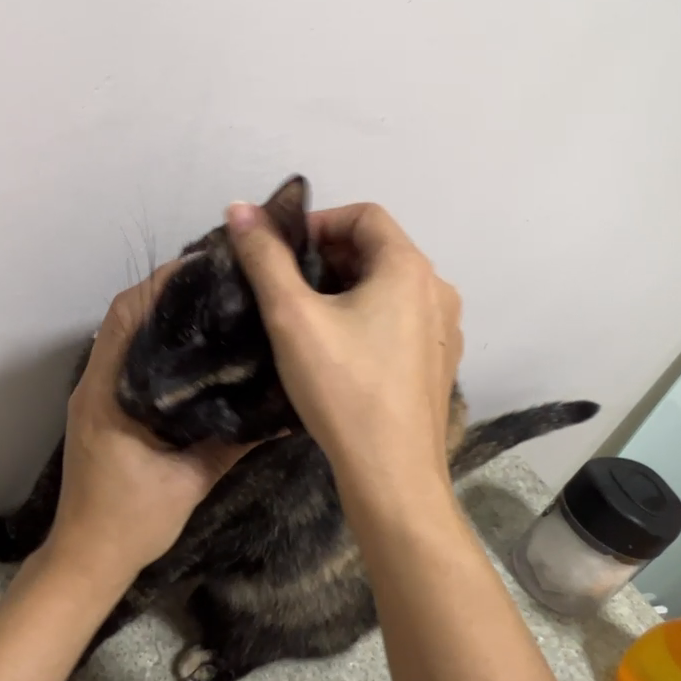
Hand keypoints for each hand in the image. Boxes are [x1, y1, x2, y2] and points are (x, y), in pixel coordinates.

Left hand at [43, 264, 256, 584]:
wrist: (87, 557)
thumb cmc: (132, 522)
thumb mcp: (190, 482)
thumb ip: (232, 441)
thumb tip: (280, 410)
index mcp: (108, 392)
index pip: (128, 316)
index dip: (163, 283)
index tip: (206, 268)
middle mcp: (94, 383)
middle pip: (124, 315)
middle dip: (166, 289)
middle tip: (217, 282)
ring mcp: (92, 394)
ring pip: (122, 333)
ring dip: (158, 312)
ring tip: (208, 304)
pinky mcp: (98, 406)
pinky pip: (124, 356)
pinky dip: (152, 339)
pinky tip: (190, 348)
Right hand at [225, 201, 463, 483]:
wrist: (391, 474)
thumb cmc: (341, 387)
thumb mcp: (291, 316)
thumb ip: (264, 257)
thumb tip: (238, 206)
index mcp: (408, 267)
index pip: (362, 215)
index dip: (317, 224)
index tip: (281, 255)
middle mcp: (436, 289)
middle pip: (376, 249)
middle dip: (326, 258)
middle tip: (284, 289)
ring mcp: (442, 329)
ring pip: (386, 287)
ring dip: (343, 289)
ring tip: (304, 319)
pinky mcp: (437, 362)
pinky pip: (398, 320)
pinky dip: (365, 318)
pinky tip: (337, 352)